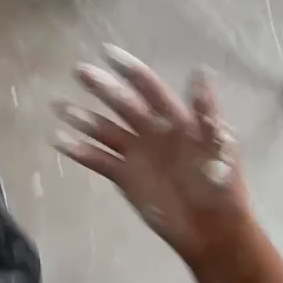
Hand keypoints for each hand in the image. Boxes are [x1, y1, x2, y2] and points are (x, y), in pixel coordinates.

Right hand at [54, 44, 250, 262]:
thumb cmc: (222, 185)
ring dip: (82, 117)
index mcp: (173, 118)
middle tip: (78, 70)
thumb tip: (201, 69)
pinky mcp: (124, 175)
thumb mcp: (220, 144)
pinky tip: (59, 140)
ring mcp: (135, 153)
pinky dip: (79, 150)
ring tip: (60, 106)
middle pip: (120, 103)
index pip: (148, 87)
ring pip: (103, 129)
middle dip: (100, 86)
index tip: (106, 51)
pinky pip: (97, 159)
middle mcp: (150, 130)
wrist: (214, 231)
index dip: (129, 69)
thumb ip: (206, 110)